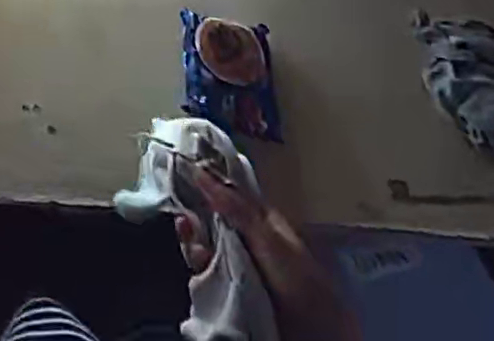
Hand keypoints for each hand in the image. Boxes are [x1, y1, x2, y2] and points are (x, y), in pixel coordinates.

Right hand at [178, 163, 359, 340]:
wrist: (314, 335)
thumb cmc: (300, 281)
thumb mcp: (269, 239)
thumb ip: (235, 207)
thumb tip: (197, 171)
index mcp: (260, 219)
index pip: (227, 190)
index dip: (204, 178)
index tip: (179, 169)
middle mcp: (245, 235)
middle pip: (208, 213)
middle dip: (193, 212)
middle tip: (184, 213)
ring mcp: (234, 259)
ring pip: (202, 238)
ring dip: (193, 237)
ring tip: (193, 240)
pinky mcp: (225, 281)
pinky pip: (201, 263)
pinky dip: (196, 259)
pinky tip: (198, 258)